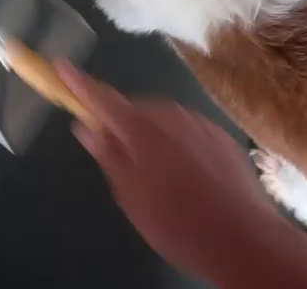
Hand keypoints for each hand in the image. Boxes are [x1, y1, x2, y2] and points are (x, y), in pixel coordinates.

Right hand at [58, 64, 306, 288]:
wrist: (246, 241)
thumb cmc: (179, 224)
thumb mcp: (131, 197)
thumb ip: (108, 156)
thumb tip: (86, 127)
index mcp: (140, 129)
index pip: (100, 97)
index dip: (77, 81)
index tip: (59, 64)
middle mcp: (168, 114)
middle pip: (134, 110)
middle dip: (125, 127)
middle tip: (126, 163)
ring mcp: (197, 121)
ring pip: (163, 120)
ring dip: (155, 137)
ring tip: (163, 180)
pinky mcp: (220, 133)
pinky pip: (188, 130)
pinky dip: (181, 145)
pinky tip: (191, 179)